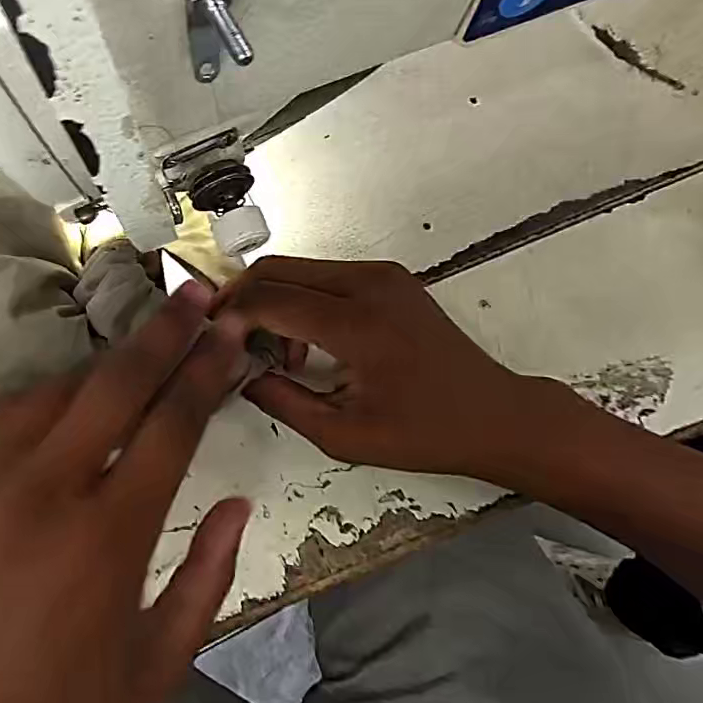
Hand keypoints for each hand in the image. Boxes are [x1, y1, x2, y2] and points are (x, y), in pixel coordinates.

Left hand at [0, 288, 252, 702]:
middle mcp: (43, 491)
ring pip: (60, 387)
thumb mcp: (153, 669)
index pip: (173, 423)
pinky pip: (3, 409)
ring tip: (141, 356)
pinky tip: (66, 400)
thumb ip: (208, 579)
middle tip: (197, 293)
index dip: (208, 369)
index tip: (231, 332)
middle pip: (118, 381)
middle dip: (167, 329)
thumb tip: (235, 504)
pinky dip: (46, 396)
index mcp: (108, 539)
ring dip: (108, 366)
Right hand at [213, 257, 702, 615]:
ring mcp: (381, 274)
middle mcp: (367, 282)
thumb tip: (237, 373)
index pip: (271, 299)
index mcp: (357, 323)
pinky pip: (324, 276)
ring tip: (272, 353)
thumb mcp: (343, 434)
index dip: (230, 315)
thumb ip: (282, 399)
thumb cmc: (423, 433)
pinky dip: (300, 299)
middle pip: (278, 268)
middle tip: (222, 337)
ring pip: (299, 267)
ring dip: (272, 299)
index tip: (206, 339)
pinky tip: (306, 341)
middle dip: (241, 297)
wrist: (496, 414)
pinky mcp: (389, 277)